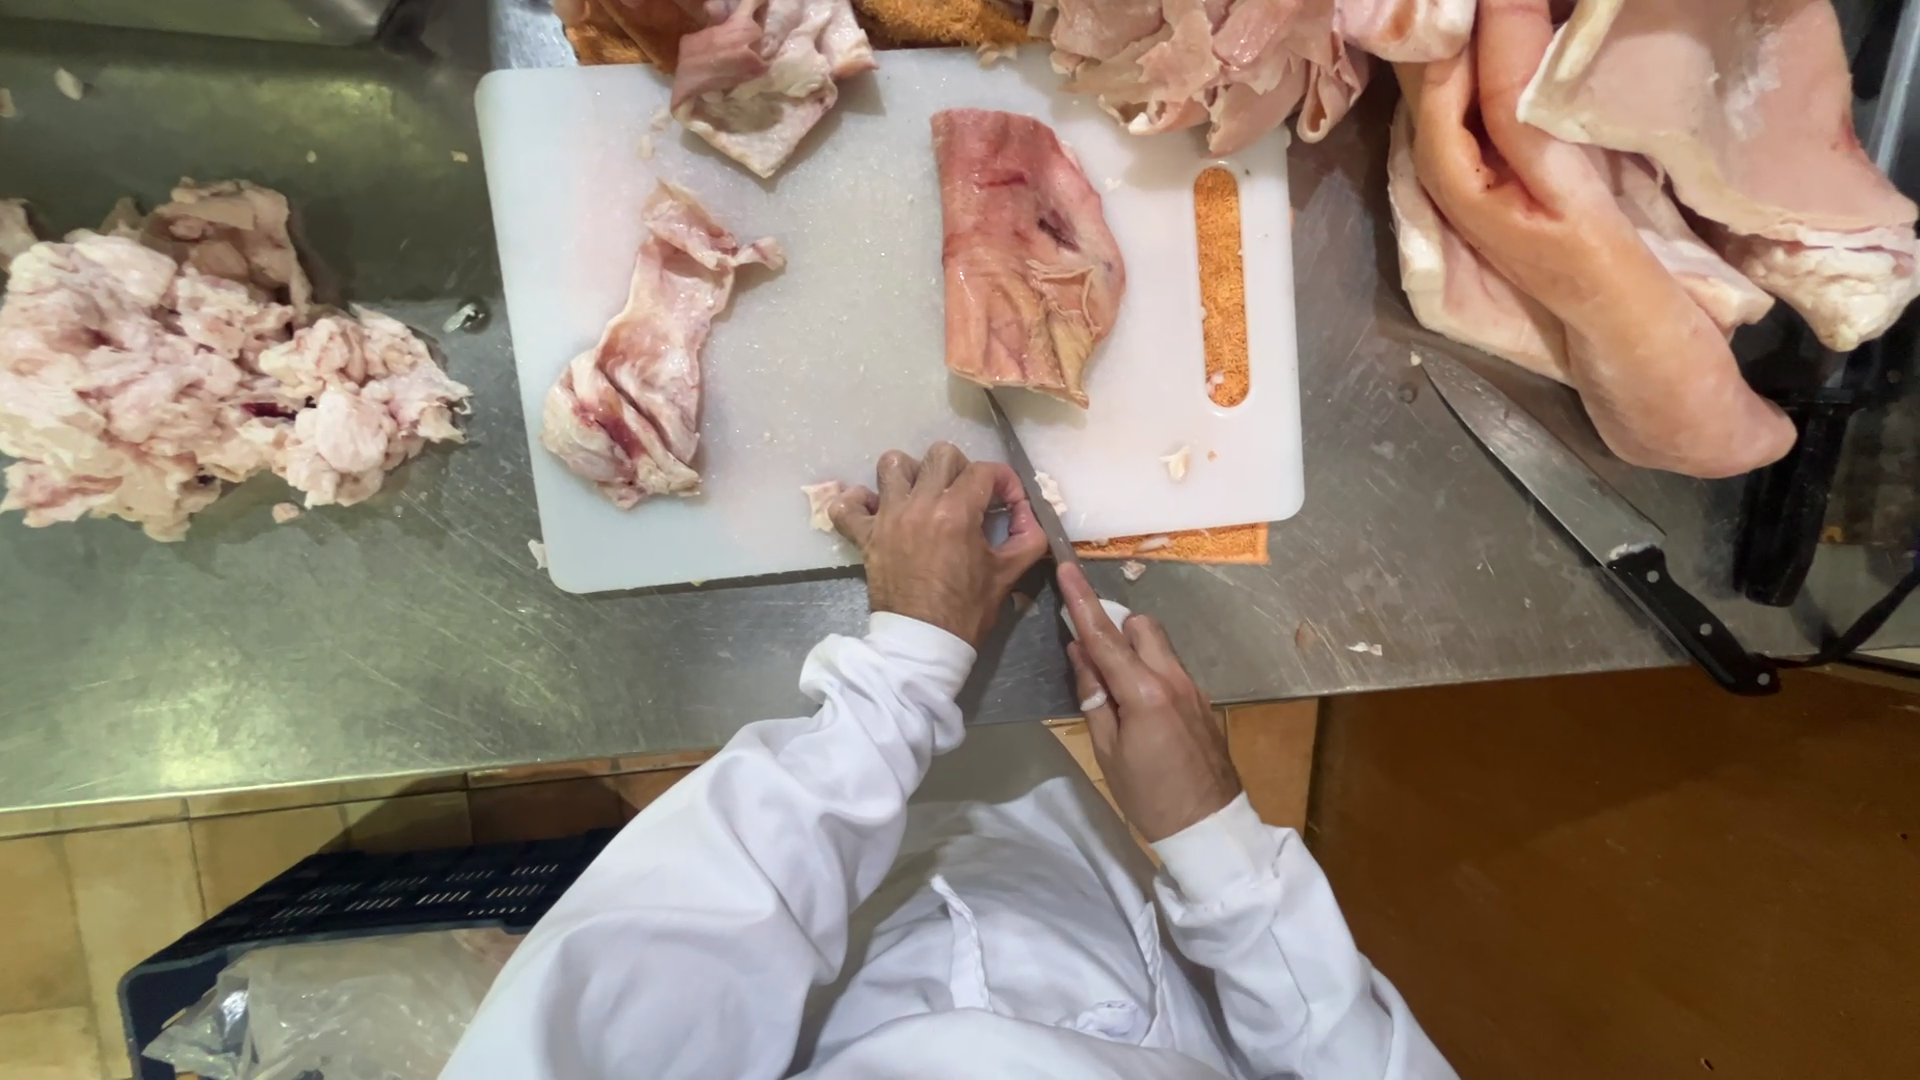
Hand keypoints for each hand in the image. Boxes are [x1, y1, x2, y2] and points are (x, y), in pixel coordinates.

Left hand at [829, 442, 1047, 646]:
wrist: (923, 644)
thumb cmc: (966, 610)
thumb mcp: (1008, 573)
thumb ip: (1028, 537)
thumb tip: (1028, 513)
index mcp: (956, 513)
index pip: (985, 471)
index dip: (1004, 481)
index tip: (1008, 503)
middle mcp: (920, 505)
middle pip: (940, 454)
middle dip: (962, 468)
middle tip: (968, 496)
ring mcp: (888, 518)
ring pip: (892, 464)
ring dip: (911, 473)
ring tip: (922, 495)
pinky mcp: (865, 536)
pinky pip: (847, 505)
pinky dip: (857, 500)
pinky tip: (875, 508)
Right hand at [1058, 562, 1241, 841]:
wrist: (1208, 827)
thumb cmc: (1147, 795)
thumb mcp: (1106, 749)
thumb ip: (1093, 694)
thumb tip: (1080, 652)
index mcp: (1144, 691)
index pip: (1105, 635)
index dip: (1082, 600)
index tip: (1068, 567)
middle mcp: (1172, 678)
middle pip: (1142, 625)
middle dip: (1116, 627)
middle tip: (1096, 658)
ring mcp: (1192, 687)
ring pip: (1159, 644)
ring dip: (1133, 649)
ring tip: (1116, 689)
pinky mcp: (1202, 699)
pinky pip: (1169, 666)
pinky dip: (1149, 669)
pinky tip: (1139, 706)